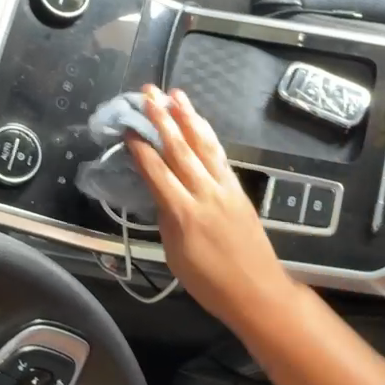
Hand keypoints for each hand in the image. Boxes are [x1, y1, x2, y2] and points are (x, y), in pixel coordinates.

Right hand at [128, 86, 302, 331]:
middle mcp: (204, 193)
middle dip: (162, 119)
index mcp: (183, 214)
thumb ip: (166, 219)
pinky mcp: (239, 189)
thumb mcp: (175, 255)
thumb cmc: (209, 283)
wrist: (256, 290)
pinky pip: (220, 156)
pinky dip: (208, 136)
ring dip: (188, 118)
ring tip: (175, 95)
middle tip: (147, 94)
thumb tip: (158, 193)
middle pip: (180, 149)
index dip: (141, 148)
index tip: (129, 127)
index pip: (157, 172)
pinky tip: (200, 123)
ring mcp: (225, 188)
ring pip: (203, 145)